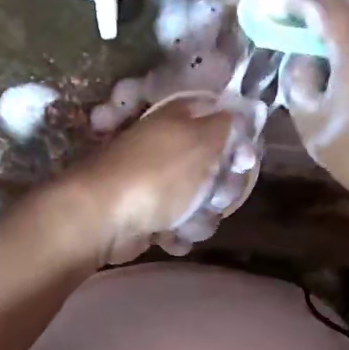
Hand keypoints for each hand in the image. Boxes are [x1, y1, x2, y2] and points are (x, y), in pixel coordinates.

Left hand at [58, 94, 253, 264]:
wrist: (105, 218)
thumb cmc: (159, 175)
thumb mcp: (203, 140)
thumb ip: (228, 126)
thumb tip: (243, 112)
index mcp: (179, 121)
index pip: (221, 125)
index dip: (238, 144)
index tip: (243, 161)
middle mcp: (168, 149)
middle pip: (216, 170)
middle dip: (221, 190)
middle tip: (214, 197)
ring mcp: (156, 184)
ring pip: (200, 203)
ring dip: (199, 217)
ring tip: (184, 222)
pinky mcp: (147, 217)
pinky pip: (178, 226)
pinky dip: (177, 234)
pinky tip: (169, 237)